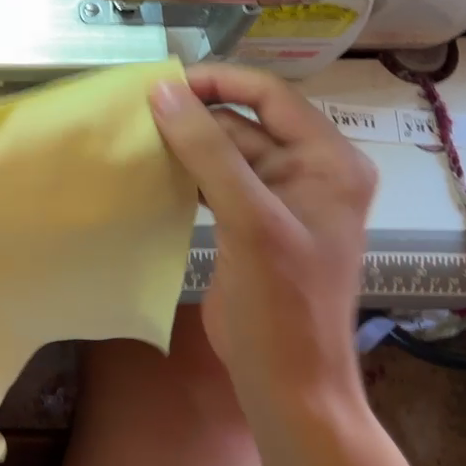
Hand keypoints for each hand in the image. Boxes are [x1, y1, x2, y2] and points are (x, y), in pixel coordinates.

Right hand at [149, 64, 376, 413]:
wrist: (288, 384)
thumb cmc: (281, 304)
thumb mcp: (249, 221)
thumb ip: (208, 151)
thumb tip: (162, 90)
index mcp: (329, 161)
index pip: (270, 95)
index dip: (218, 81)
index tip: (162, 84)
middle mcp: (311, 170)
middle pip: (244, 120)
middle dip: (195, 114)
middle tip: (137, 114)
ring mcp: (282, 198)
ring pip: (226, 149)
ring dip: (187, 142)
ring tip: (139, 136)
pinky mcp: (254, 222)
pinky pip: (218, 179)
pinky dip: (188, 171)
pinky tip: (155, 170)